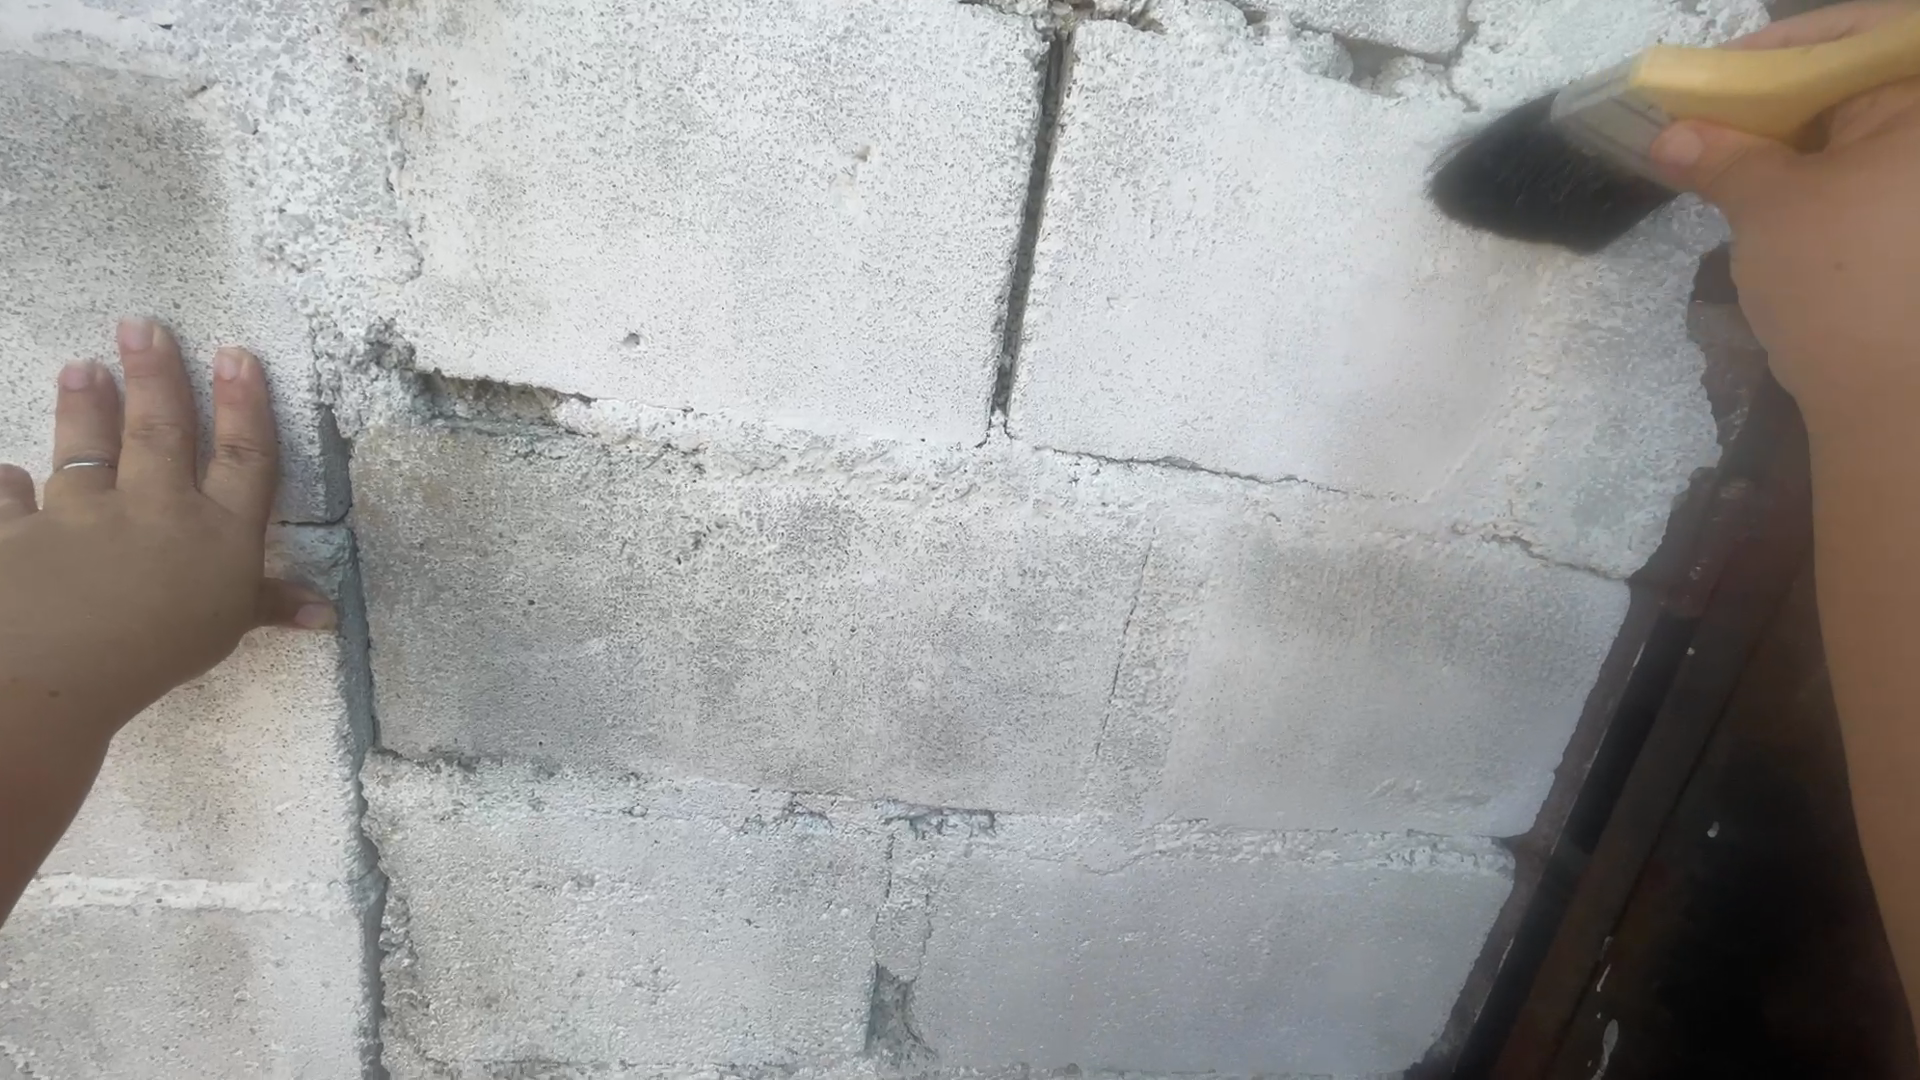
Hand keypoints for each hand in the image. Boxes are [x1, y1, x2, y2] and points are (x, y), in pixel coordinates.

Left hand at [0, 318, 333, 737]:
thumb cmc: (163, 647)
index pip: (243, 455)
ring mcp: (78, 516)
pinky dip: (1, 490)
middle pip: (162, 431)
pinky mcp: (10, 536)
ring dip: (84, 406)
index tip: (237, 356)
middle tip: (143, 326)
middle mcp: (155, 507)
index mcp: (219, 528)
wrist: (52, 671)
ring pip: (85, 449)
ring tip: (80, 365)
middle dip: (156, 376)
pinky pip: (3, 507)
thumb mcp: (231, 626)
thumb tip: (327, 614)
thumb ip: (272, 605)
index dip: (244, 404)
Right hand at [1649, 1, 1919, 446]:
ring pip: (1857, 125)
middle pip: (1860, 76)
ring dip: (1783, 137)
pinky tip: (1758, 191)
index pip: (1863, 33)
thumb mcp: (1772, 205)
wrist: (1897, 381)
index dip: (1776, 49)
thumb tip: (1669, 133)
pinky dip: (1807, 170)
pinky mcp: (1918, 213)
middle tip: (1697, 118)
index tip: (1700, 76)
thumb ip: (1722, 157)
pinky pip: (1865, 166)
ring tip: (1715, 158)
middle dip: (1772, 95)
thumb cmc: (1846, 274)